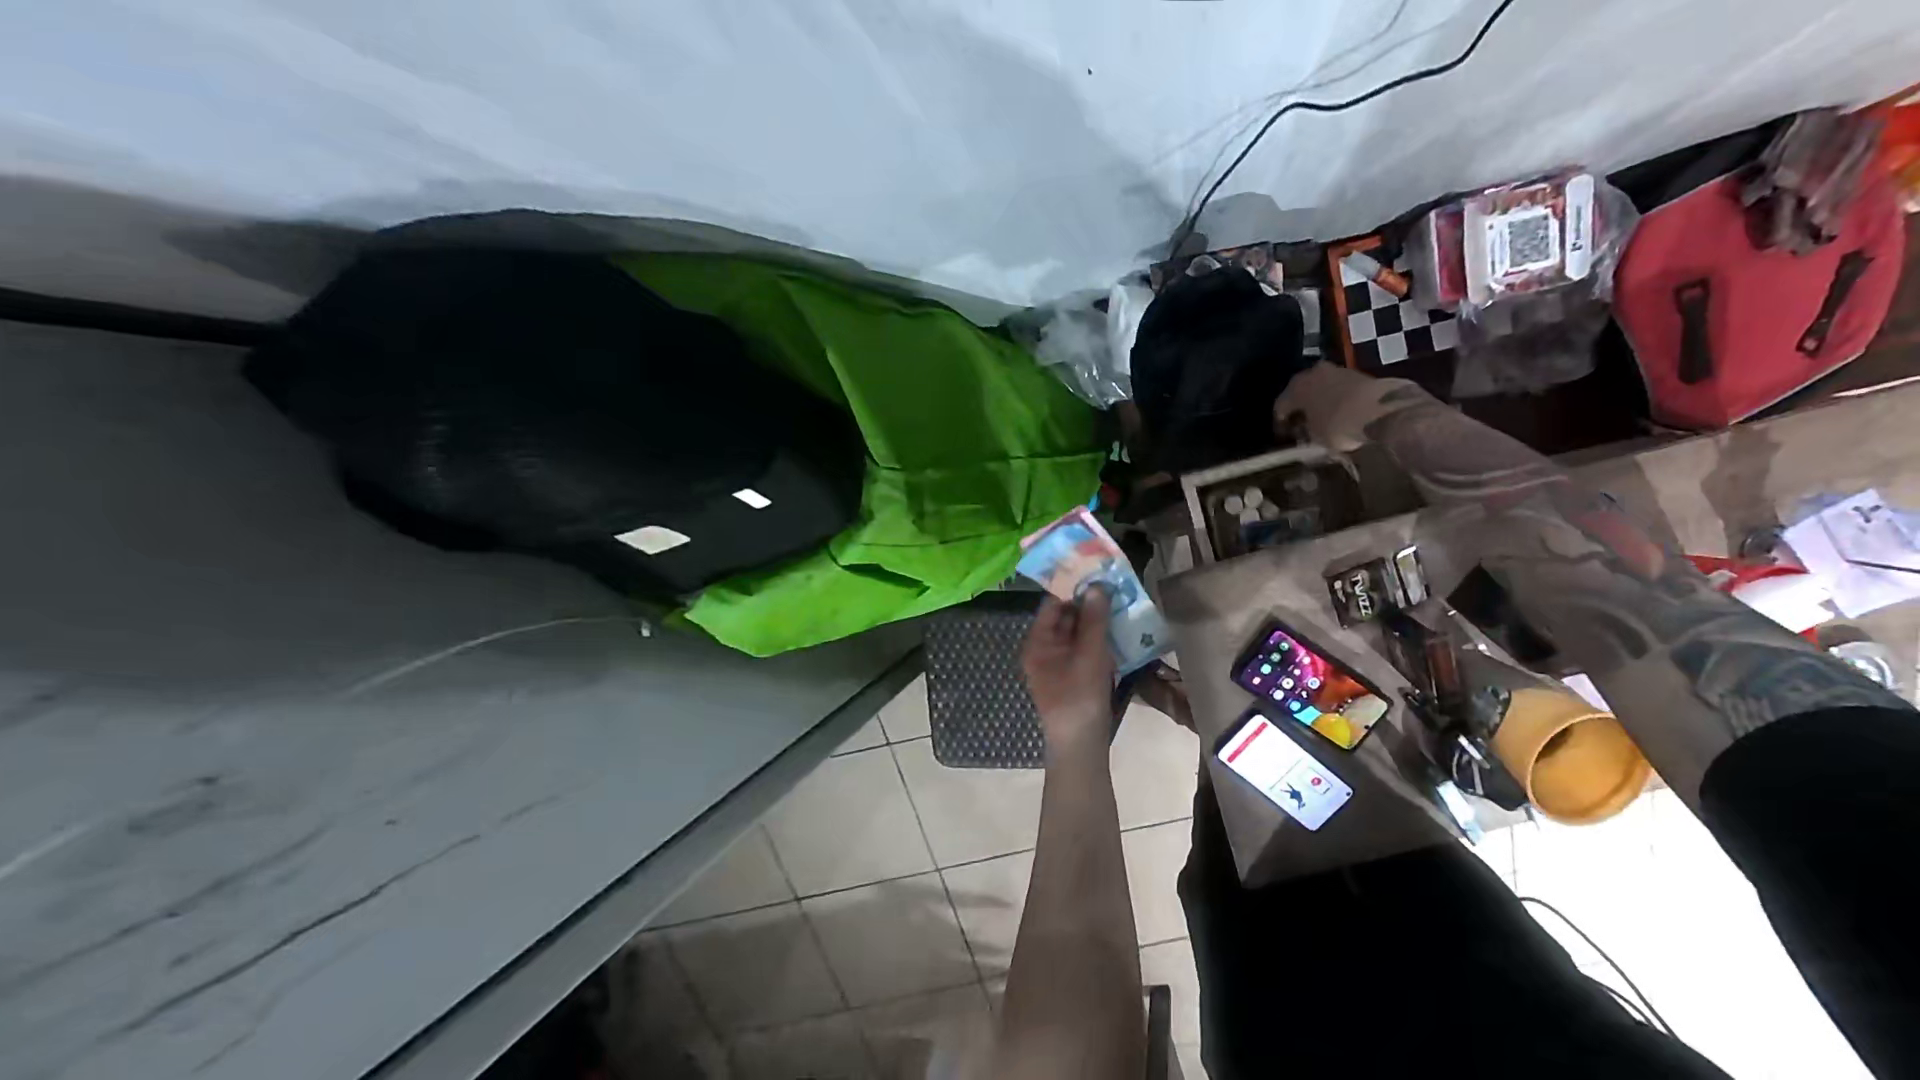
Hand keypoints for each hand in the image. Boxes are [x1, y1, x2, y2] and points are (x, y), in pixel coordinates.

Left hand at [1022, 591, 1115, 758]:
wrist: (1081, 746)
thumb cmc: (1079, 697)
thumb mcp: (1089, 654)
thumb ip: (1093, 620)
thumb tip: (1096, 586)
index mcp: (1037, 643)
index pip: (1052, 604)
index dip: (1071, 586)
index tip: (1095, 570)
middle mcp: (1044, 650)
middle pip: (1065, 617)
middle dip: (1089, 602)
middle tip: (1114, 582)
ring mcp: (1060, 664)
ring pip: (1078, 632)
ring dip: (1098, 619)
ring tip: (1122, 599)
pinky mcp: (1075, 675)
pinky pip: (1086, 648)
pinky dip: (1101, 637)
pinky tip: (1121, 628)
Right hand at [1272, 362, 1425, 451]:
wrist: (1380, 410)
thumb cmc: (1337, 425)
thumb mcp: (1314, 436)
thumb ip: (1305, 431)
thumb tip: (1306, 431)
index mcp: (1293, 389)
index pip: (1279, 407)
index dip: (1281, 425)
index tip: (1286, 437)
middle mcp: (1311, 373)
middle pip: (1300, 392)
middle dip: (1301, 408)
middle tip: (1303, 425)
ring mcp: (1336, 370)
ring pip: (1321, 387)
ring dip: (1320, 401)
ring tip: (1324, 419)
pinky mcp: (1358, 373)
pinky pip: (1339, 388)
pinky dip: (1337, 399)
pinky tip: (1341, 412)